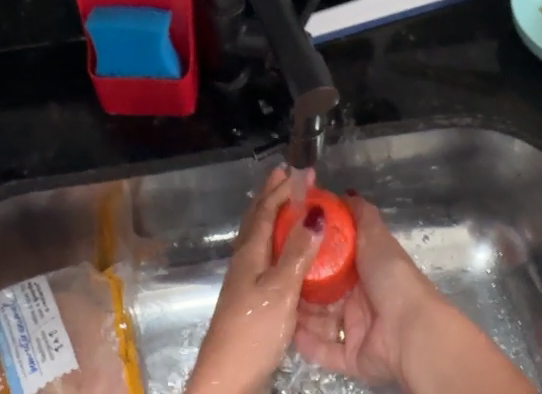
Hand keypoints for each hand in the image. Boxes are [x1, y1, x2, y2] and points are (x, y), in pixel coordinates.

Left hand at [187, 167, 322, 393]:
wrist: (226, 378)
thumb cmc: (253, 329)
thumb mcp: (280, 290)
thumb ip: (297, 253)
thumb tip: (315, 212)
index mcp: (249, 252)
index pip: (265, 210)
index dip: (283, 188)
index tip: (300, 170)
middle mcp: (244, 260)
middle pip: (257, 219)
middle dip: (273, 196)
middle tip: (289, 178)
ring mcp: (244, 279)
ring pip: (260, 237)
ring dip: (274, 218)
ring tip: (292, 208)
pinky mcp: (250, 297)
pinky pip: (265, 256)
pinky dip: (277, 243)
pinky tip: (288, 254)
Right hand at [292, 196, 446, 384]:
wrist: (411, 330)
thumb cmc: (391, 277)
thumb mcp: (375, 235)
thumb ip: (360, 215)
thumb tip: (345, 193)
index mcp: (364, 269)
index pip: (331, 259)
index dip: (310, 251)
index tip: (284, 241)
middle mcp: (358, 298)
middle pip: (321, 290)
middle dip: (298, 284)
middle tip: (273, 274)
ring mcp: (355, 329)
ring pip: (319, 321)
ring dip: (298, 314)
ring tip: (274, 302)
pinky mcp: (352, 358)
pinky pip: (324, 351)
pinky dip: (308, 343)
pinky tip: (288, 329)